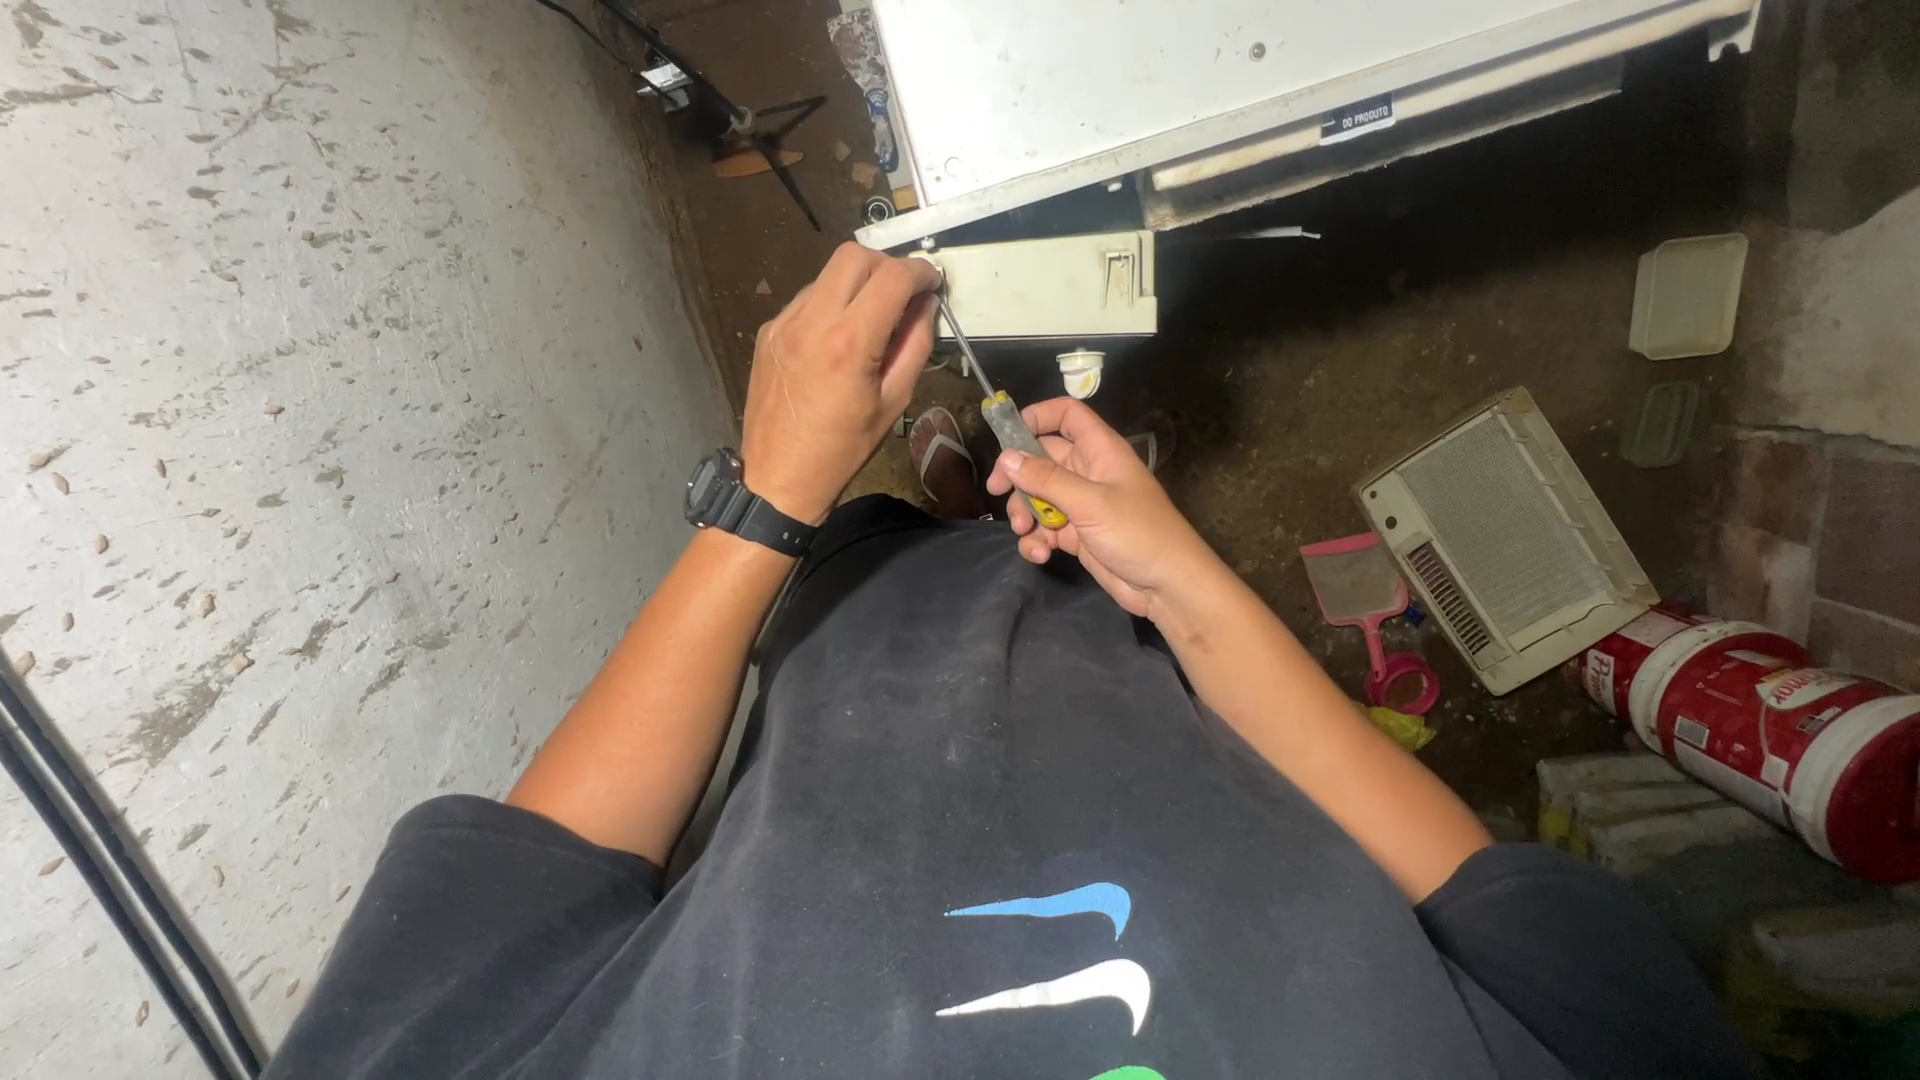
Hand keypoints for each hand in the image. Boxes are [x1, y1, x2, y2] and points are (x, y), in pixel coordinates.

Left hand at [740, 243, 941, 522]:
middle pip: (854, 256)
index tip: (933, 282)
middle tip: (904, 294)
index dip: (921, 272)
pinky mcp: (768, 331)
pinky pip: (807, 300)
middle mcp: (811, 320)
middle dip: (887, 266)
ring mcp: (783, 322)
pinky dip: (832, 304)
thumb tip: (925, 307)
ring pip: (827, 274)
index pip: (892, 277)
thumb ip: (915, 346)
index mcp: (848, 342)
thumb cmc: (843, 449)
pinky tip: (839, 337)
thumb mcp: (893, 402)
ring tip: (872, 319)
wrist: (779, 478)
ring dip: (857, 284)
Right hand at [985, 398, 1224, 618]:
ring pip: (1039, 497)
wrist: (1167, 586)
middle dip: (1018, 475)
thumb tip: (1007, 458)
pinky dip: (1037, 540)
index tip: (1007, 436)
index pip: (1067, 415)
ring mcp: (1082, 505)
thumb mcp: (1090, 502)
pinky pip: (1046, 529)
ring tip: (1024, 532)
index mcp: (1100, 451)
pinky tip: (1040, 554)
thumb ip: (1046, 479)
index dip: (1038, 416)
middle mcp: (1089, 472)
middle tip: (997, 490)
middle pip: (1042, 458)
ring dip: (1024, 513)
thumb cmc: (1137, 533)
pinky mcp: (1077, 535)